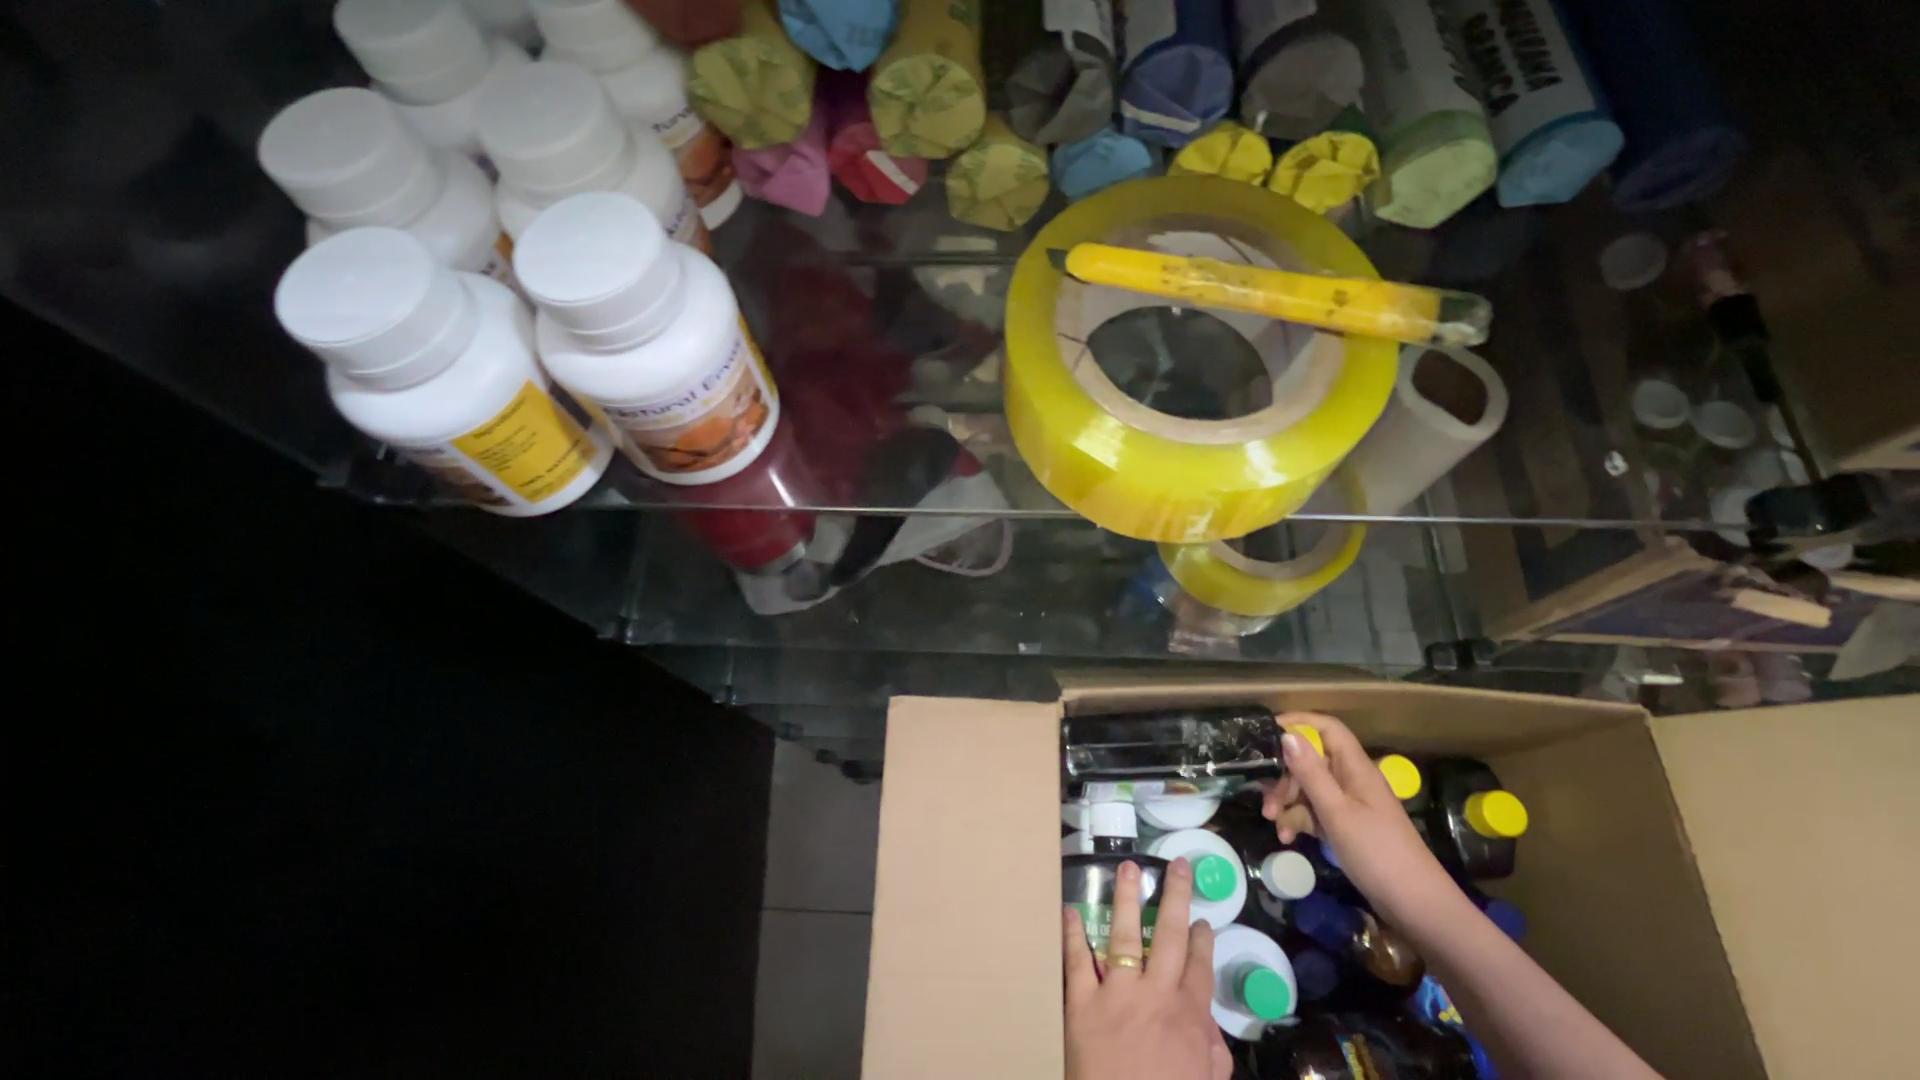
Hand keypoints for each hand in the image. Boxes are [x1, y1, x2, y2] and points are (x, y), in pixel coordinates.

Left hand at [1063, 857, 1232, 1079]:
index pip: (1200, 967)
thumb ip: (1211, 1055)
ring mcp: (1117, 995)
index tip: (1203, 920)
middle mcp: (1156, 995)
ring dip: (1127, 899)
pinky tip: (1069, 910)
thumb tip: (1210, 1028)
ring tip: (1126, 868)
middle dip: (1176, 897)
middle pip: (1171, 937)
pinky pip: (1077, 962)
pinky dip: (1072, 935)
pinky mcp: (1081, 1003)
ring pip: (1126, 936)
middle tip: (1177, 865)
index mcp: (1188, 1017)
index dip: (1203, 941)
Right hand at [1260, 713, 1458, 927]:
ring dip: (1288, 802)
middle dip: (1285, 777)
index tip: (1266, 733)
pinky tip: (1287, 837)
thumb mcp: (1337, 812)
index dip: (1298, 722)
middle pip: (1311, 761)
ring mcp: (1350, 804)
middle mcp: (1352, 780)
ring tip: (1274, 823)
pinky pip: (1316, 813)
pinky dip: (1299, 821)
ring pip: (1309, 789)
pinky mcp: (1347, 827)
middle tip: (1266, 800)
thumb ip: (1311, 773)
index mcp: (1355, 768)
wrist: (1415, 905)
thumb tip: (1287, 734)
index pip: (1327, 728)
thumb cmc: (1378, 853)